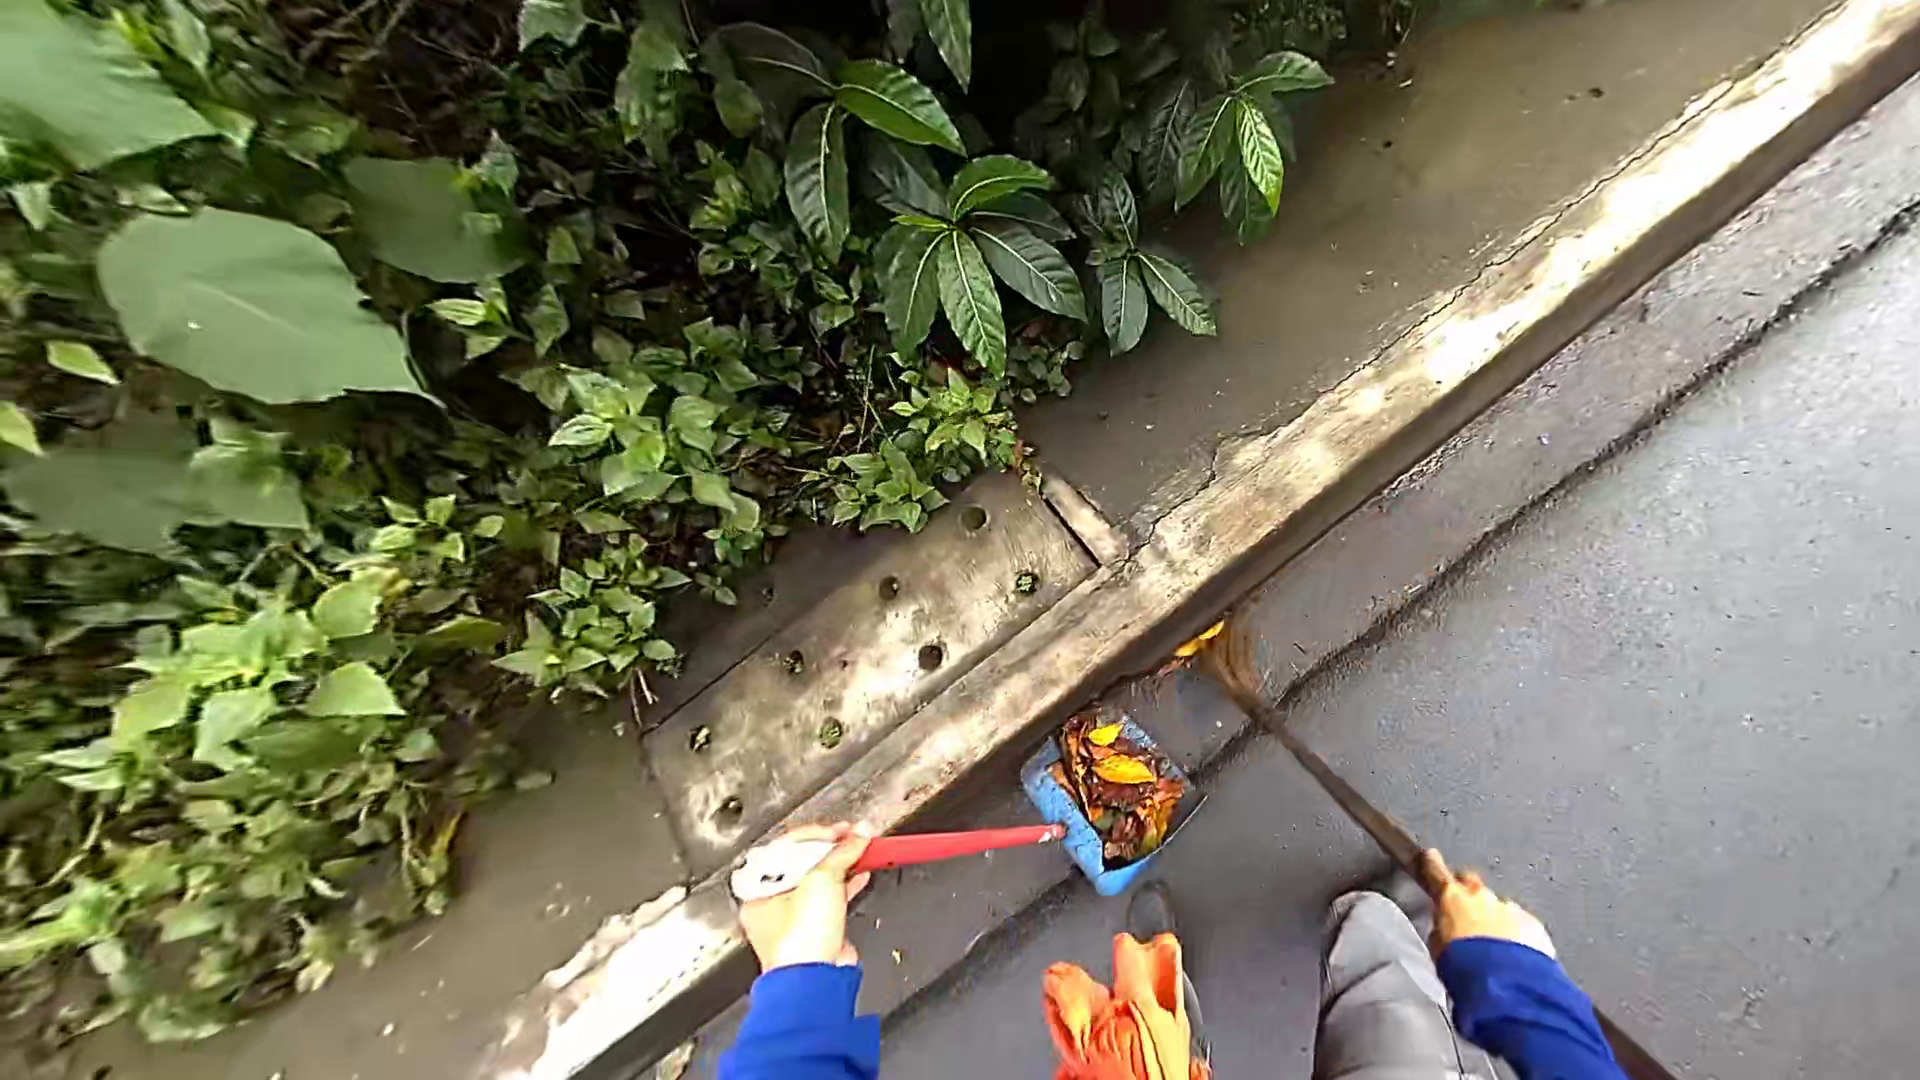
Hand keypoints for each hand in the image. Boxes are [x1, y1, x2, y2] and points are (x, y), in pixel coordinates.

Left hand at [738, 822, 872, 971]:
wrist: (816, 984)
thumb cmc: (801, 943)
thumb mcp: (821, 881)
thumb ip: (841, 853)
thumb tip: (856, 837)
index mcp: (761, 889)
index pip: (786, 847)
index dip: (814, 834)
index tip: (836, 830)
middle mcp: (774, 902)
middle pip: (804, 860)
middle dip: (831, 846)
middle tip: (849, 834)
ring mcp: (797, 916)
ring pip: (821, 877)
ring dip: (843, 861)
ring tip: (860, 847)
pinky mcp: (817, 927)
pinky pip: (833, 895)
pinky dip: (849, 880)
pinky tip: (863, 870)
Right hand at [1418, 848, 1555, 958]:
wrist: (1507, 987)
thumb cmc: (1465, 965)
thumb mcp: (1437, 945)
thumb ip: (1441, 926)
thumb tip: (1445, 925)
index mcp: (1450, 896)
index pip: (1435, 869)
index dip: (1431, 862)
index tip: (1430, 855)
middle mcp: (1479, 896)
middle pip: (1471, 882)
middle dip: (1469, 892)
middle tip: (1468, 911)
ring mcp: (1509, 909)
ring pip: (1499, 906)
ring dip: (1496, 918)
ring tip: (1497, 944)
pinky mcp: (1534, 927)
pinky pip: (1523, 924)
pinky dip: (1518, 934)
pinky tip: (1517, 953)